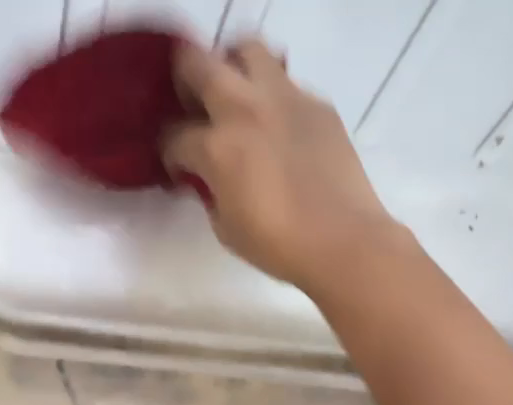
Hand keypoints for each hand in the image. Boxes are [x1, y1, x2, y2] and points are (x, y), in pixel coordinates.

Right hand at [163, 41, 401, 293]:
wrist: (342, 240)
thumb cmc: (277, 245)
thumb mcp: (225, 227)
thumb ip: (208, 192)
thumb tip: (204, 180)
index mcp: (216, 147)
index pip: (174, 135)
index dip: (169, 153)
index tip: (178, 168)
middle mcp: (245, 109)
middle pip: (199, 65)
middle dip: (186, 82)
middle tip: (192, 106)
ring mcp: (285, 99)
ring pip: (247, 52)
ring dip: (231, 67)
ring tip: (234, 94)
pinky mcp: (317, 103)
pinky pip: (285, 83)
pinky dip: (272, 96)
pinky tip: (277, 127)